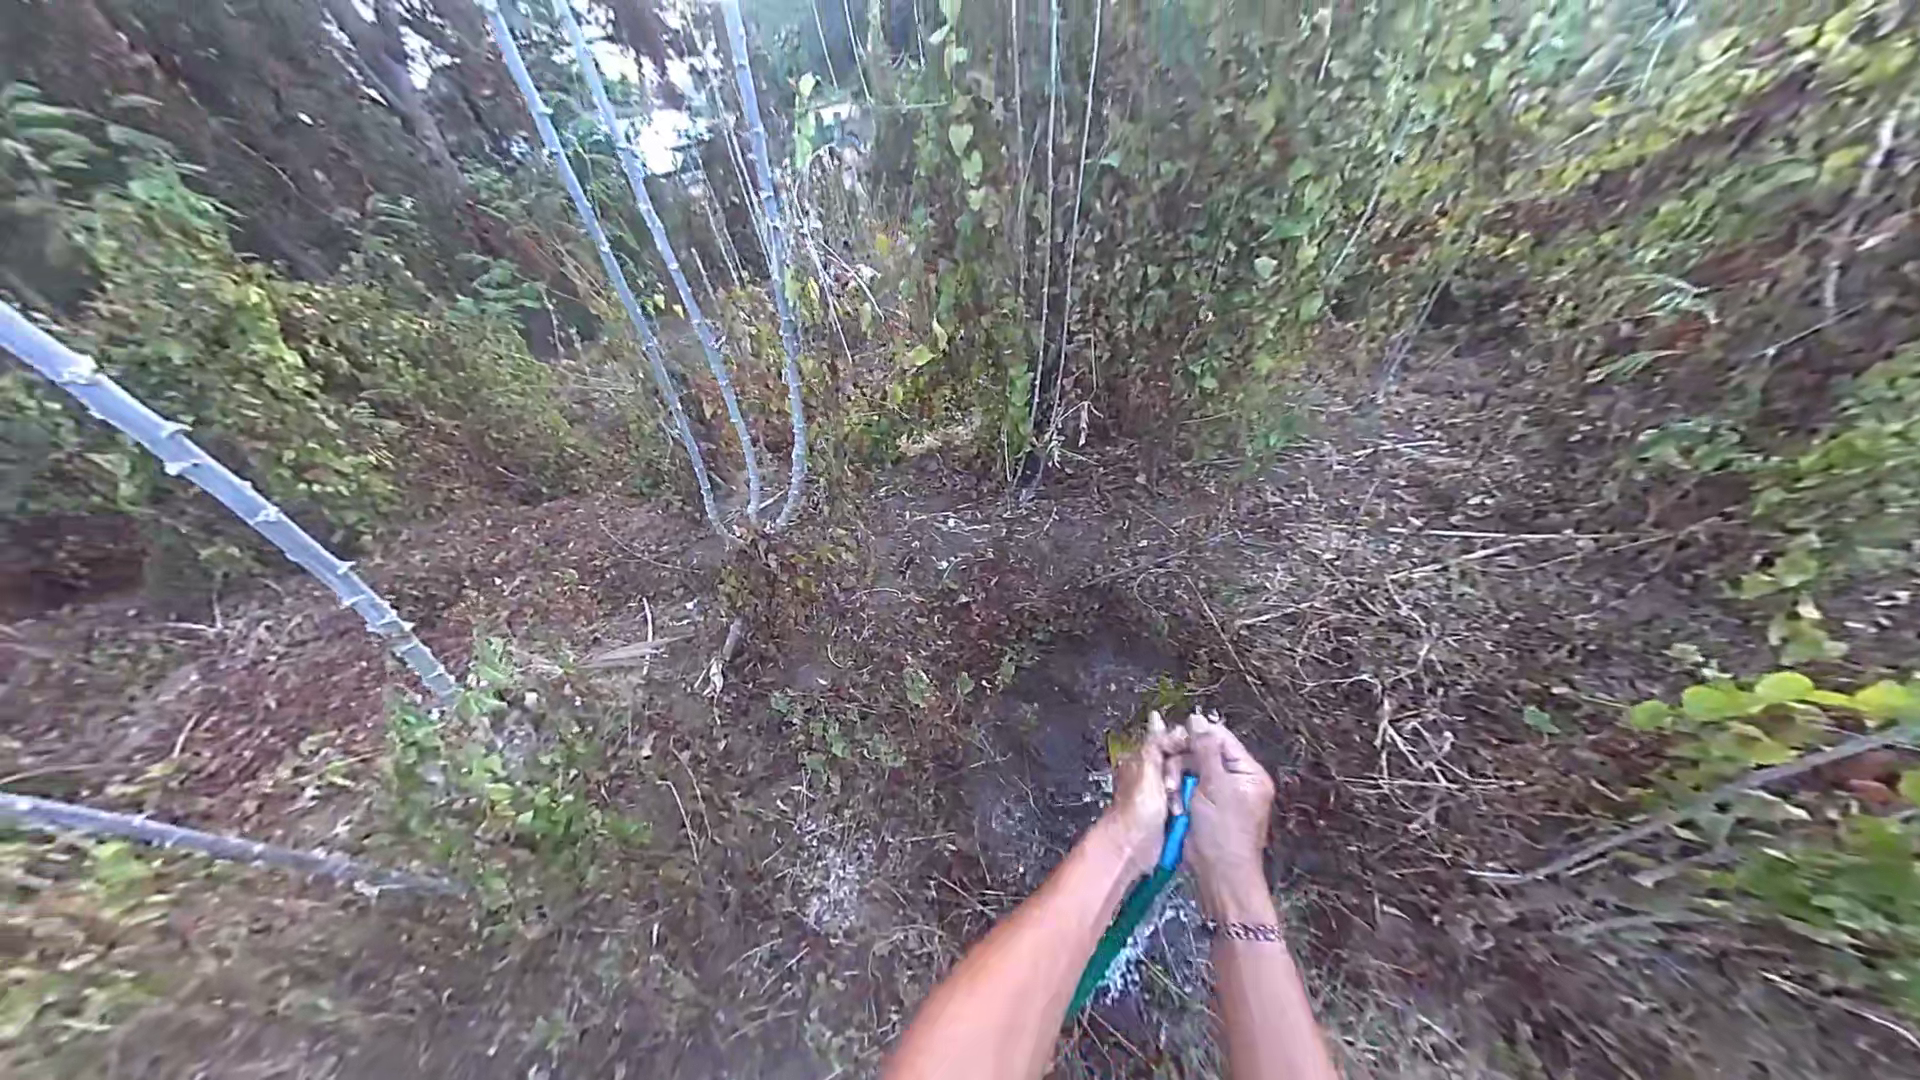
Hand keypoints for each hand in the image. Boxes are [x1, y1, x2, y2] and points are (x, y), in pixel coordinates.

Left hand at [1101, 710, 1188, 876]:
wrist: (1133, 847)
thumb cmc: (1135, 810)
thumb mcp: (1147, 769)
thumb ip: (1155, 745)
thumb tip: (1159, 721)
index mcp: (1140, 758)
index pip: (1168, 740)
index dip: (1183, 746)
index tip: (1195, 753)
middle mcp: (1149, 773)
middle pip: (1180, 761)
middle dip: (1186, 772)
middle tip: (1177, 788)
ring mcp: (1158, 793)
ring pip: (1185, 782)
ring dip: (1186, 792)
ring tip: (1177, 804)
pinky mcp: (1167, 812)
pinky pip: (1185, 802)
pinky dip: (1186, 807)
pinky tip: (1182, 813)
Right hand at [1182, 711, 1276, 914]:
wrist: (1219, 877)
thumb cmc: (1223, 834)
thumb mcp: (1214, 786)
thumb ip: (1205, 750)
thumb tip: (1197, 719)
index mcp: (1247, 772)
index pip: (1219, 738)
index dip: (1195, 737)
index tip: (1174, 743)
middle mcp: (1234, 779)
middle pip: (1199, 752)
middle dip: (1182, 766)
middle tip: (1172, 782)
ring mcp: (1217, 793)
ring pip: (1187, 768)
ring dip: (1176, 782)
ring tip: (1174, 800)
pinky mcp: (1202, 805)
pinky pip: (1183, 786)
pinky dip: (1176, 794)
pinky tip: (1175, 807)